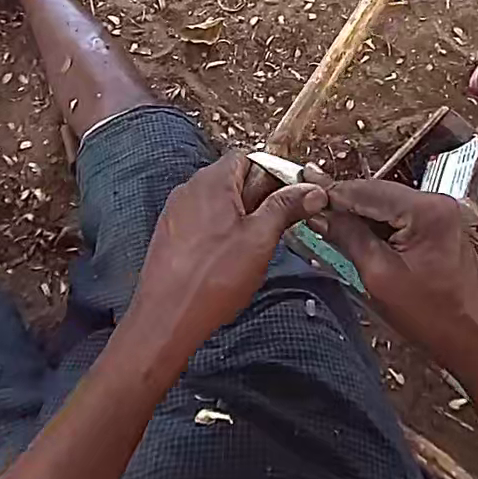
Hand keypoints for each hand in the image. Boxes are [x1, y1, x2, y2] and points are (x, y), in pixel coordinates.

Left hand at [124, 153, 328, 359]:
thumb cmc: (214, 277)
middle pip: (233, 178)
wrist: (164, 321)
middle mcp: (189, 189)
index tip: (289, 196)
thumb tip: (313, 190)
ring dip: (240, 215)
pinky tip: (229, 257)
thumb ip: (286, 207)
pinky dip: (220, 229)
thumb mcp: (261, 238)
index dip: (271, 173)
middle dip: (258, 196)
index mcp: (212, 181)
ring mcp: (175, 212)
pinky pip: (202, 219)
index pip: (247, 158)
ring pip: (218, 201)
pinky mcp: (169, 235)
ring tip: (254, 244)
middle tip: (275, 224)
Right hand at [313, 180, 477, 381]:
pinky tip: (354, 233)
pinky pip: (400, 218)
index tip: (303, 190)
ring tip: (325, 220)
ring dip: (358, 214)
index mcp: (426, 208)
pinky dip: (376, 225)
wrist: (476, 342)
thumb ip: (349, 238)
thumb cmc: (432, 316)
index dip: (332, 193)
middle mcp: (436, 201)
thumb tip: (320, 215)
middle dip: (344, 203)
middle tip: (309, 207)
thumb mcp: (380, 277)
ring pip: (387, 205)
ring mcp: (441, 213)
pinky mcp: (440, 227)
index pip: (368, 190)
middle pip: (378, 194)